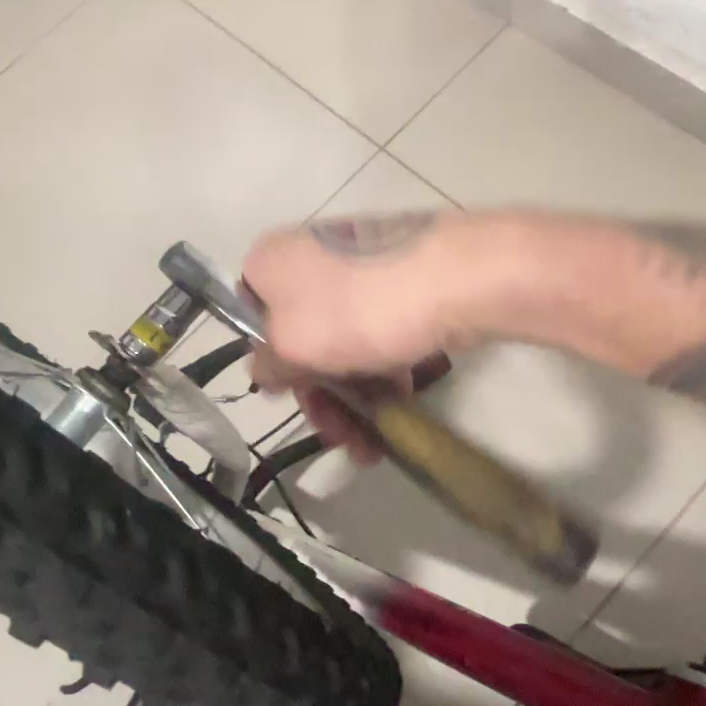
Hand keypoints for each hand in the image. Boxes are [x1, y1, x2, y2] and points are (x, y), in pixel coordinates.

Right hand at [241, 211, 479, 461]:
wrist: (453, 278)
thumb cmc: (356, 311)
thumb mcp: (292, 346)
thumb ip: (269, 365)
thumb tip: (264, 370)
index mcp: (271, 262)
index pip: (251, 318)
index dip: (271, 365)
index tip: (292, 398)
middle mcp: (311, 259)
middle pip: (303, 340)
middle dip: (321, 398)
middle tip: (340, 438)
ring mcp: (361, 270)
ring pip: (344, 346)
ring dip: (353, 401)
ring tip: (372, 447)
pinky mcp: (402, 286)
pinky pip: (381, 337)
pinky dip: (384, 375)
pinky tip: (399, 411)